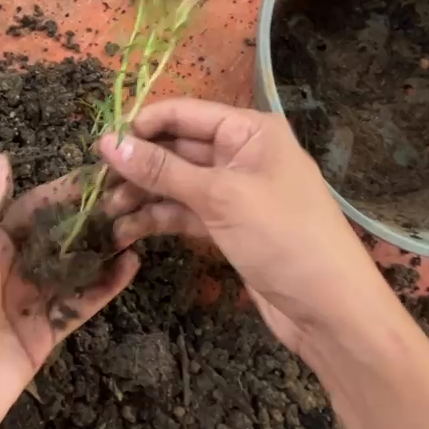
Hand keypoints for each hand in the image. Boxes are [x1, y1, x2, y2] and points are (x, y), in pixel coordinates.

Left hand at [0, 154, 140, 428]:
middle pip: (56, 237)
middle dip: (86, 217)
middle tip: (124, 195)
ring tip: (135, 224)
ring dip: (101, 248)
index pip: (30, 210)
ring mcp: (31, 302)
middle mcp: (12, 269)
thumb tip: (2, 161)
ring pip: (73, 268)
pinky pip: (80, 304)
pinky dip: (105, 286)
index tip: (92, 173)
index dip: (60, 192)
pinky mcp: (47, 334)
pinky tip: (130, 265)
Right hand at [97, 98, 382, 352]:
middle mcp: (240, 153)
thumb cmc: (283, 238)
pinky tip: (126, 229)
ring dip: (142, 194)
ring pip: (176, 182)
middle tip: (96, 182)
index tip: (100, 143)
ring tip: (105, 211)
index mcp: (248, 130)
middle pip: (177, 147)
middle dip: (138, 164)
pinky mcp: (227, 225)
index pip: (184, 113)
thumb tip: (107, 142)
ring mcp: (234, 191)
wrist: (333, 315)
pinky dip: (157, 218)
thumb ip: (162, 169)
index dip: (142, 125)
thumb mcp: (219, 198)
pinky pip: (184, 211)